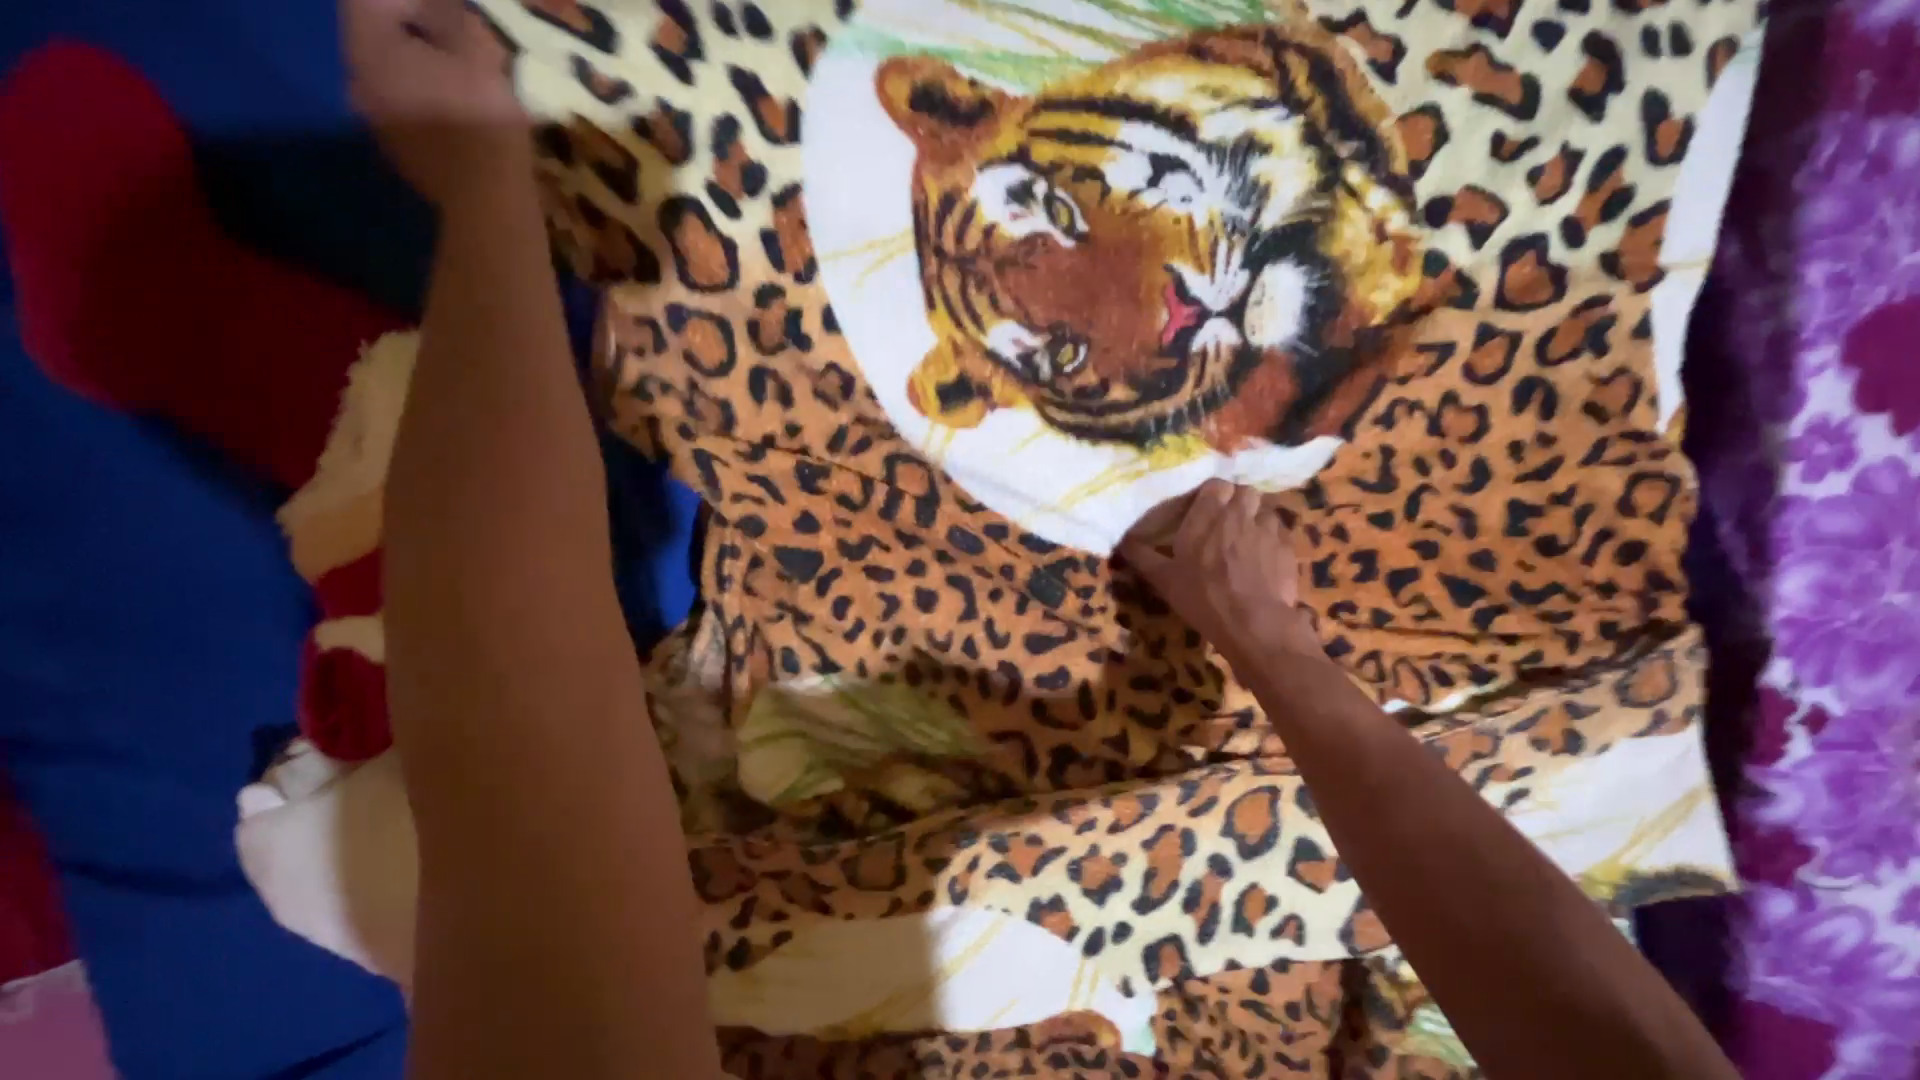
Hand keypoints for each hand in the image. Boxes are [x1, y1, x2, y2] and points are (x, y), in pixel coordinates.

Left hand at [341, 0, 530, 210]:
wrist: (487, 200)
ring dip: (420, 70)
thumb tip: (441, 6)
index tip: (448, 10)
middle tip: (454, 41)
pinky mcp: (396, 152)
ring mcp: (374, 121)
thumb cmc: (483, 120)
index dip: (412, 1)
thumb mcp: (478, 52)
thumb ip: (452, 14)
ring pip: (391, 76)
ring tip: (460, 79)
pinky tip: (457, 116)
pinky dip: (425, 103)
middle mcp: (357, 79)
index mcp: (369, 47)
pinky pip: (404, 111)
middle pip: (378, 38)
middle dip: (413, 32)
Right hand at [1119, 479, 1327, 673]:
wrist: (1253, 622)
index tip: (1204, 509)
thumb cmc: (1203, 596)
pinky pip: (1280, 533)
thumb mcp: (1164, 579)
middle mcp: (1239, 514)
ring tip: (1248, 538)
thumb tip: (1124, 540)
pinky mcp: (1288, 548)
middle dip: (1238, 501)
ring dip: (1257, 519)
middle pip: (1244, 491)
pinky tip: (1264, 558)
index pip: (1216, 484)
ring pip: (1265, 510)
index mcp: (1208, 515)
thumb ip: (1143, 556)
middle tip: (1227, 521)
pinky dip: (1272, 540)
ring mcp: (1268, 530)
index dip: (1212, 494)